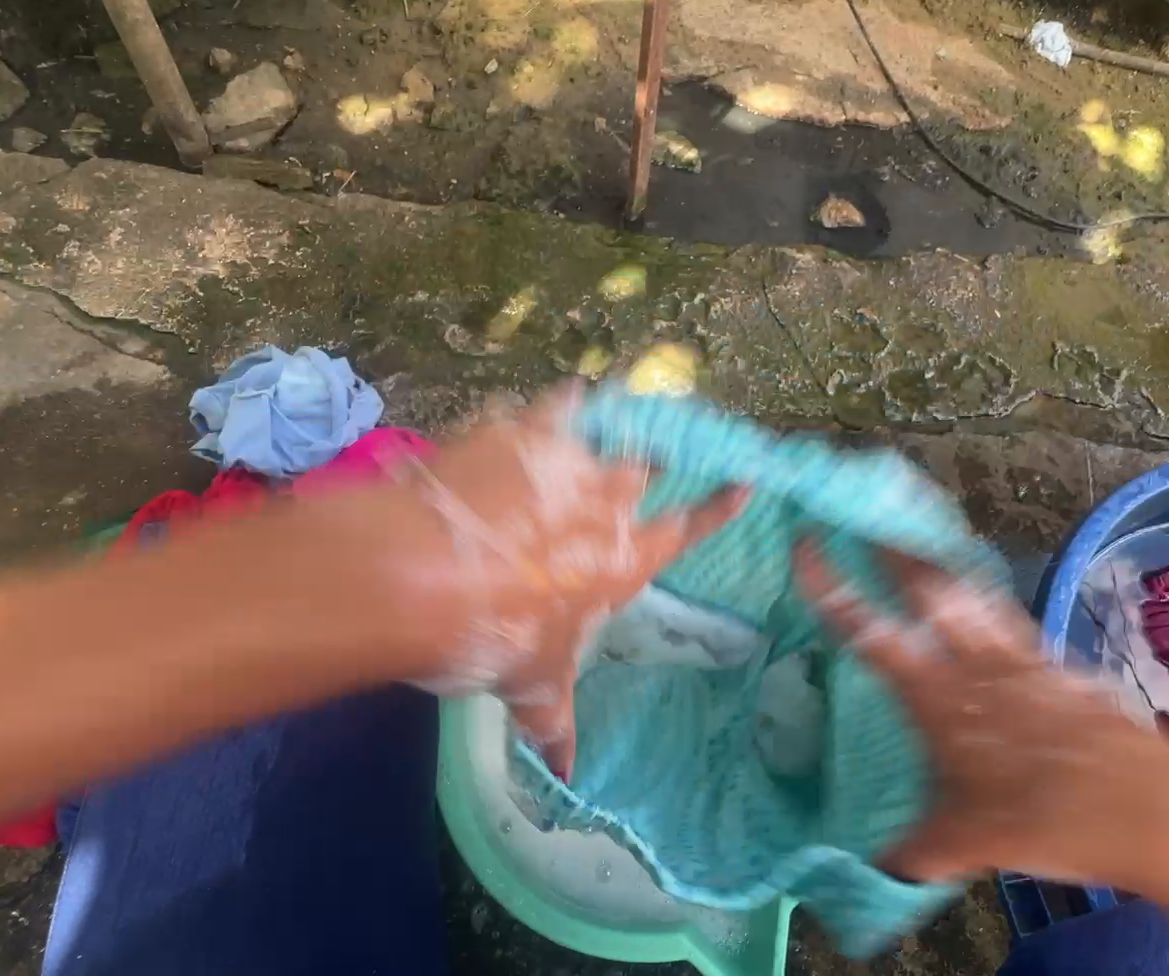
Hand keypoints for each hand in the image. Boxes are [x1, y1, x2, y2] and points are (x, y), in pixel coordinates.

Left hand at [215, 385, 744, 777]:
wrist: (420, 572)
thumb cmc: (492, 633)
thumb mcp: (529, 684)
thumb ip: (554, 723)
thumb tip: (566, 777)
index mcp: (622, 558)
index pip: (688, 528)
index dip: (720, 506)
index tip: (748, 480)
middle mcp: (606, 502)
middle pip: (651, 465)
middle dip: (669, 450)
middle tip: (679, 434)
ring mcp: (565, 461)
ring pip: (611, 428)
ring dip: (624, 420)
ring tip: (633, 405)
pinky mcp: (520, 434)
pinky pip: (554, 407)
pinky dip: (564, 401)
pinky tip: (568, 391)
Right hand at [794, 542, 1168, 896]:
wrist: (1155, 810)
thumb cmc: (1051, 819)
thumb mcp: (972, 843)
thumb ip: (919, 851)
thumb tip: (881, 869)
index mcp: (941, 696)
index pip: (870, 632)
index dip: (832, 585)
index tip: (805, 544)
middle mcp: (979, 662)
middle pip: (930, 586)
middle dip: (894, 547)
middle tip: (872, 521)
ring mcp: (1025, 658)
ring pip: (974, 595)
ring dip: (942, 568)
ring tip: (924, 548)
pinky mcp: (1062, 666)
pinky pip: (1014, 624)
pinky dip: (990, 610)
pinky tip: (991, 619)